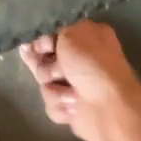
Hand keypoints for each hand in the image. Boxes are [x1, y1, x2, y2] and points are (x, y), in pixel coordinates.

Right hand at [18, 21, 140, 139]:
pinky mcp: (73, 108)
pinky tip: (75, 107)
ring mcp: (77, 85)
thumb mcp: (71, 33)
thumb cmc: (91, 64)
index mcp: (87, 36)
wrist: (107, 106)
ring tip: (74, 93)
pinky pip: (52, 105)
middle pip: (44, 61)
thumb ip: (52, 32)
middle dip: (47, 69)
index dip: (42, 43)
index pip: (52, 36)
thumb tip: (33, 43)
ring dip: (56, 89)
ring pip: (45, 85)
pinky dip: (61, 106)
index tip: (40, 48)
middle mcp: (82, 59)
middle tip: (59, 72)